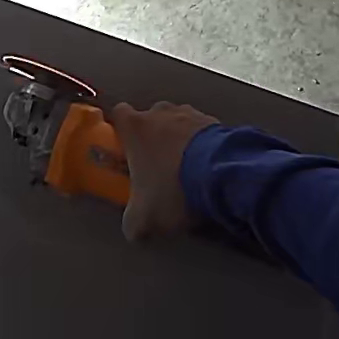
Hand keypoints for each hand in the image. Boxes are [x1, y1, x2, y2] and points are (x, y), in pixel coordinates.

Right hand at [109, 102, 217, 241]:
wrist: (219, 173)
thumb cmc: (171, 188)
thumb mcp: (143, 217)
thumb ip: (132, 220)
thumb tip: (133, 226)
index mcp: (137, 127)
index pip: (119, 113)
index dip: (120, 131)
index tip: (123, 149)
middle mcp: (161, 112)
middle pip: (150, 118)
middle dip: (151, 137)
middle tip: (155, 165)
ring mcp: (189, 112)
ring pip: (176, 121)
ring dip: (176, 138)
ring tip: (183, 166)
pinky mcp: (212, 119)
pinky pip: (199, 128)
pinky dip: (198, 141)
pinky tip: (203, 165)